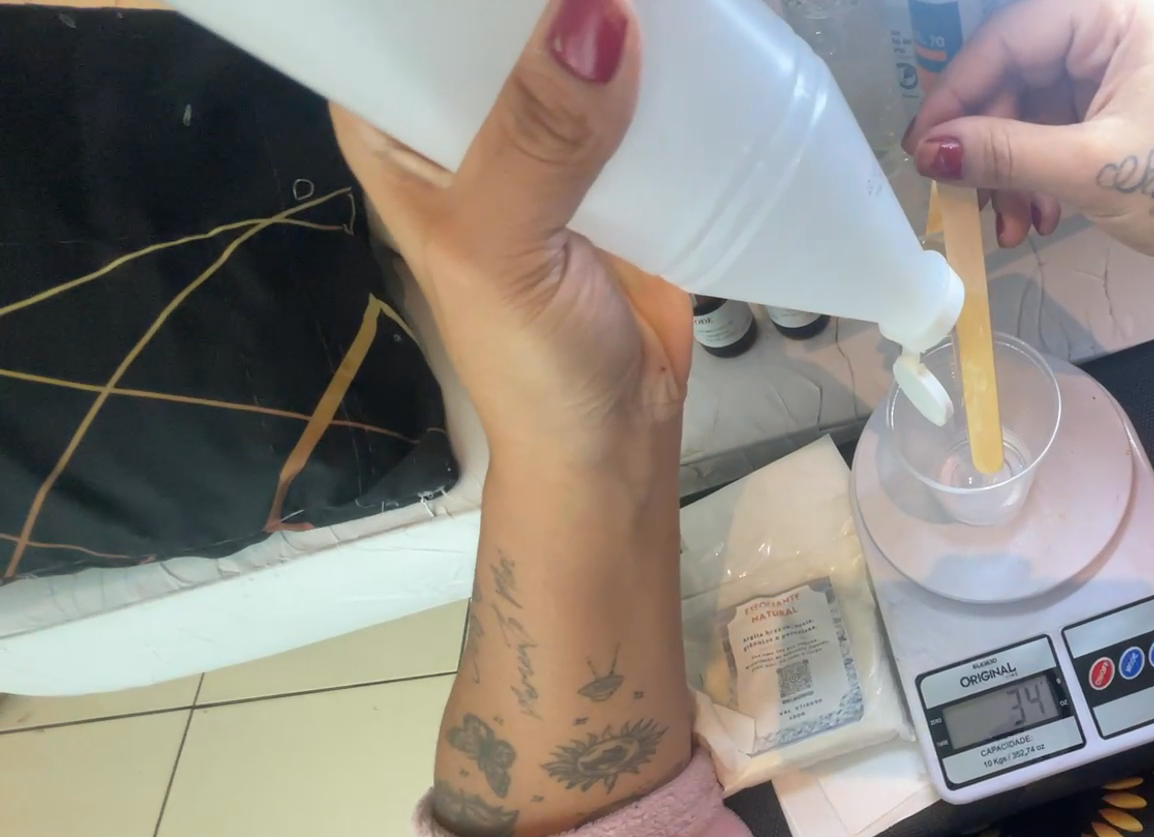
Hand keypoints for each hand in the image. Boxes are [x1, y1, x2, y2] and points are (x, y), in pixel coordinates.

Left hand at [331, 0, 691, 478]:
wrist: (619, 439)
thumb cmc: (531, 362)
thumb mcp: (505, 249)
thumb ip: (539, 140)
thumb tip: (600, 15)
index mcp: (406, 129)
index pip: (408, 9)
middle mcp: (481, 130)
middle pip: (509, 25)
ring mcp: (566, 159)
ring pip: (587, 65)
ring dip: (627, 30)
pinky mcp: (637, 189)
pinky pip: (653, 121)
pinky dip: (676, 90)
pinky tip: (710, 51)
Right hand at [905, 0, 1153, 274]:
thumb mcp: (1092, 169)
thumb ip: (1007, 155)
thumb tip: (928, 152)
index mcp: (1116, 9)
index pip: (1011, 35)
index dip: (959, 94)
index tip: (923, 149)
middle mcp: (1111, 28)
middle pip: (1017, 78)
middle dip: (992, 150)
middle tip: (969, 203)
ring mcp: (1113, 74)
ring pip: (1030, 115)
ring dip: (1012, 176)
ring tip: (1014, 228)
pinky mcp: (1114, 114)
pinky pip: (1053, 138)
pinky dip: (1037, 180)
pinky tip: (1040, 220)